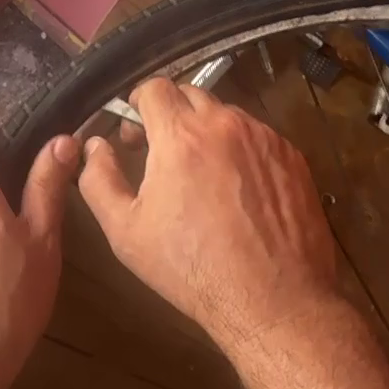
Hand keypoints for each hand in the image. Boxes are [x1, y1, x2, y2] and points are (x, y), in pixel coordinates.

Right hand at [80, 78, 339, 351]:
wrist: (274, 302)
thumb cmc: (192, 268)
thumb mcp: (126, 231)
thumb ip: (99, 179)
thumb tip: (95, 147)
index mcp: (181, 135)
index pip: (154, 87)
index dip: (138, 105)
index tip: (136, 134)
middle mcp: (225, 124)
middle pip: (189, 94)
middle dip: (171, 115)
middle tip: (162, 153)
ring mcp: (265, 138)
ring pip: (225, 115)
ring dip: (206, 132)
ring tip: (202, 175)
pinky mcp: (292, 157)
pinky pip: (257, 137)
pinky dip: (240, 150)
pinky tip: (237, 192)